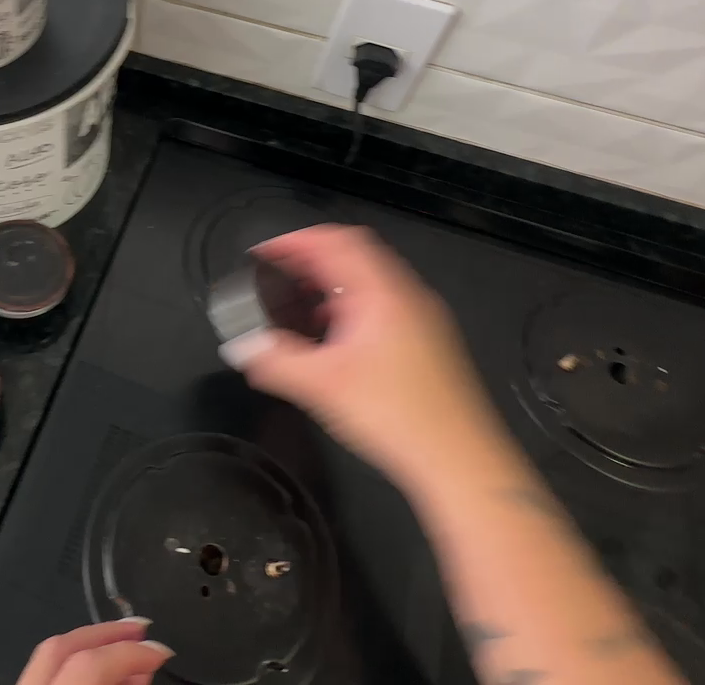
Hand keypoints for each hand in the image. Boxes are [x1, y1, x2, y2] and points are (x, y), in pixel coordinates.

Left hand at [18, 620, 172, 684]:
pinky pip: (46, 671)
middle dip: (106, 632)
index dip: (131, 652)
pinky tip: (100, 672)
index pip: (91, 664)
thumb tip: (142, 670)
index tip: (160, 650)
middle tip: (142, 628)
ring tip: (127, 650)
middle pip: (63, 645)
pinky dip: (74, 664)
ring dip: (92, 645)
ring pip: (51, 653)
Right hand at [227, 224, 509, 486]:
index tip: (266, 252)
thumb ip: (274, 361)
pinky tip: (334, 336)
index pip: (334, 242)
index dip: (294, 241)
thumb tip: (242, 347)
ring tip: (299, 300)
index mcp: (381, 294)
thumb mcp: (321, 386)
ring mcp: (422, 318)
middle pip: (354, 253)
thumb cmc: (402, 419)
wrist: (461, 462)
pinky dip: (351, 304)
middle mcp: (407, 296)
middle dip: (310, 258)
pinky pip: (383, 303)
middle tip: (278, 270)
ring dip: (331, 281)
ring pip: (370, 279)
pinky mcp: (429, 341)